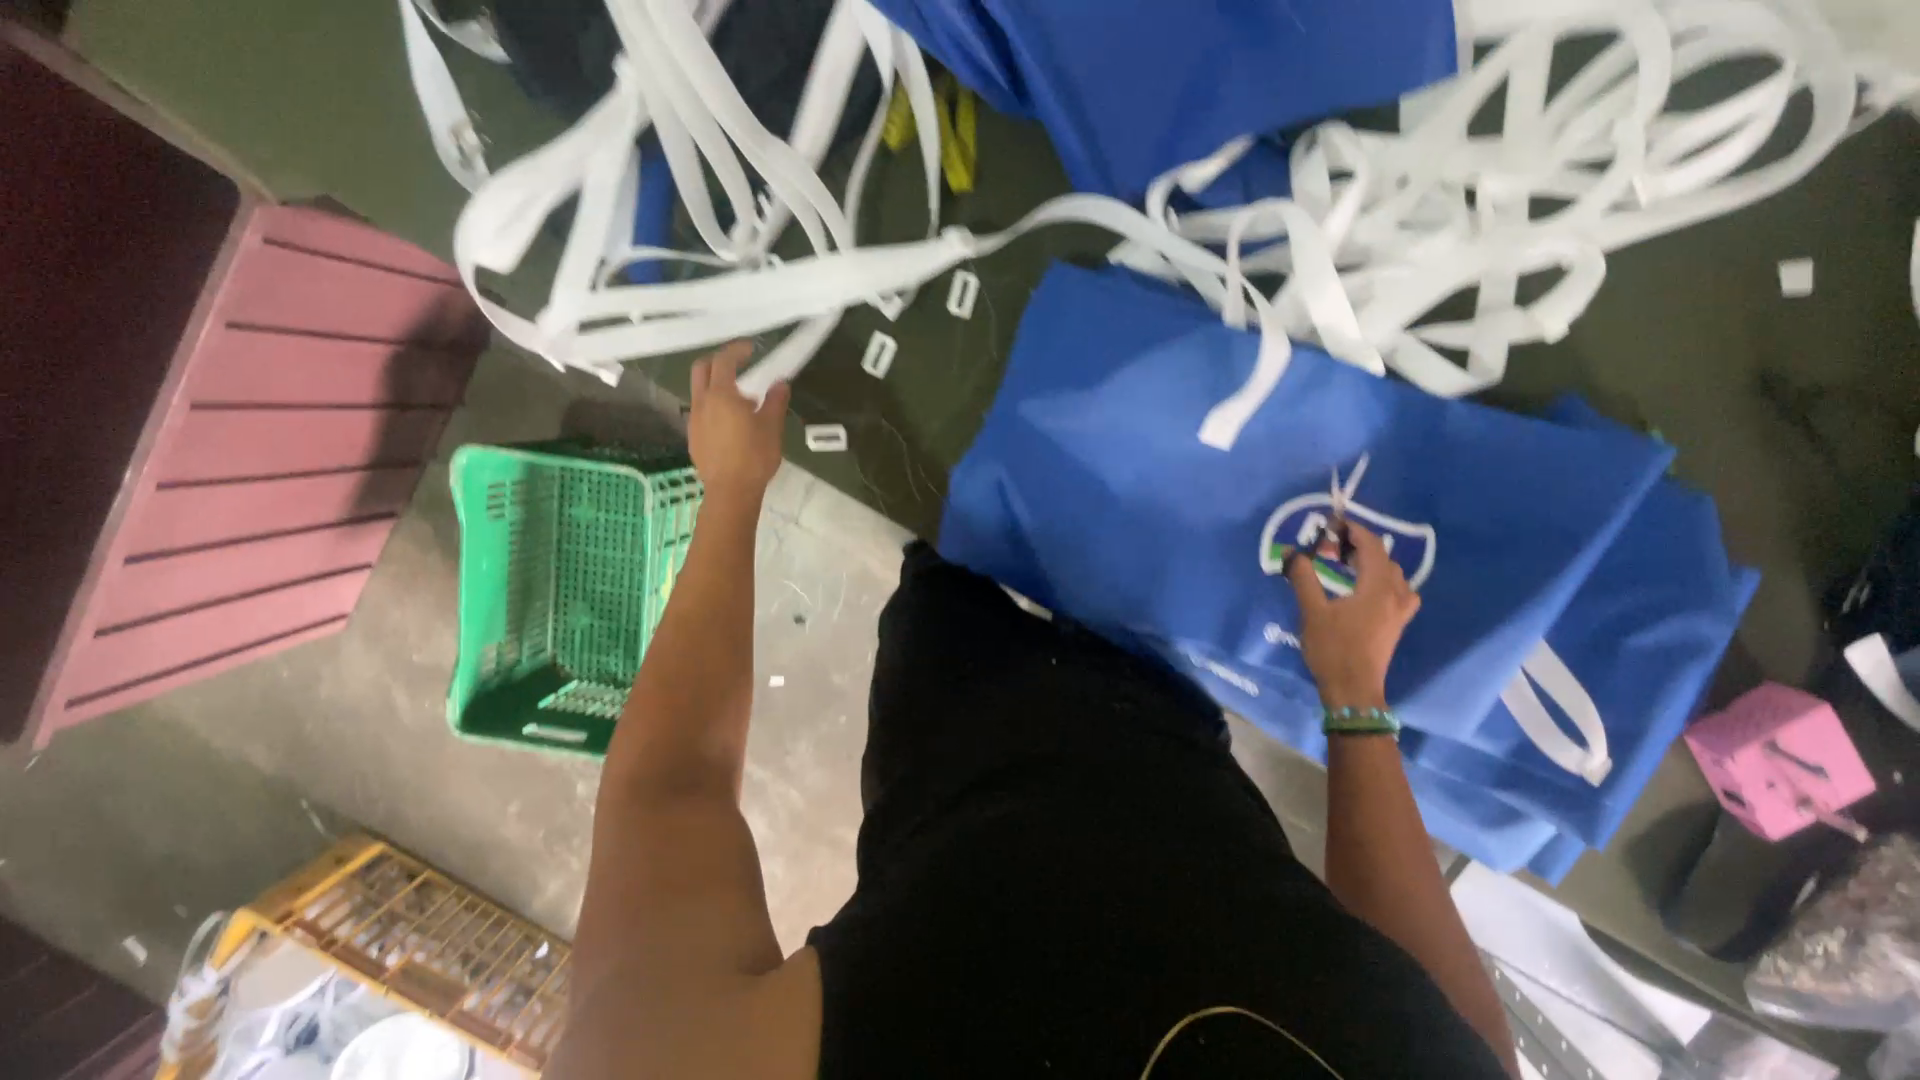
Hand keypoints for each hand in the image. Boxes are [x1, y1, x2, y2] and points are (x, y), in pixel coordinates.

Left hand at [688, 342, 789, 507]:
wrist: (731, 491)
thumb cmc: (755, 456)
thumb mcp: (772, 427)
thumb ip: (775, 401)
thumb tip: (780, 383)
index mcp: (722, 395)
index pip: (724, 361)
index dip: (736, 350)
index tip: (751, 348)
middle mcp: (702, 402)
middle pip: (701, 369)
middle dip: (718, 361)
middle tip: (737, 366)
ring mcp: (694, 420)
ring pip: (699, 391)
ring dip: (715, 385)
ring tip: (739, 399)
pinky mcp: (693, 437)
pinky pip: (700, 411)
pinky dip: (713, 405)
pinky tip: (730, 422)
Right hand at [1286, 521, 1420, 708]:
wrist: (1353, 689)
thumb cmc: (1333, 649)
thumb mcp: (1312, 612)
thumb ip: (1303, 578)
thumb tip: (1291, 552)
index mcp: (1377, 587)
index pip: (1371, 546)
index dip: (1353, 530)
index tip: (1331, 524)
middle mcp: (1396, 594)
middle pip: (1383, 557)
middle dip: (1359, 545)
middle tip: (1332, 545)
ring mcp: (1401, 610)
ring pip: (1393, 574)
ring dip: (1372, 562)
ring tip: (1347, 563)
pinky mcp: (1398, 623)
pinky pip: (1397, 590)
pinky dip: (1382, 580)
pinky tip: (1366, 587)